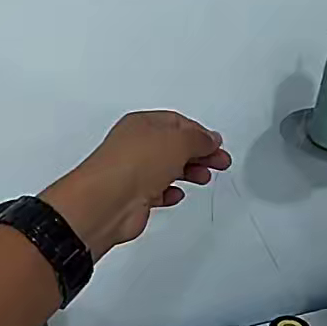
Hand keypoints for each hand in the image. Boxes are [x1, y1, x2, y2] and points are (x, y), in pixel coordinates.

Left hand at [40, 111, 232, 259]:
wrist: (108, 202)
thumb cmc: (131, 166)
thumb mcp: (177, 142)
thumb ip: (198, 139)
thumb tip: (210, 139)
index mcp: (142, 124)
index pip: (178, 123)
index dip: (200, 133)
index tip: (216, 143)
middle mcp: (136, 146)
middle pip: (175, 146)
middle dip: (199, 154)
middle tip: (218, 161)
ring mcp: (134, 172)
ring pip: (168, 169)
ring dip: (188, 172)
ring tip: (203, 177)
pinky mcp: (135, 196)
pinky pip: (157, 192)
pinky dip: (170, 192)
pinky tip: (177, 194)